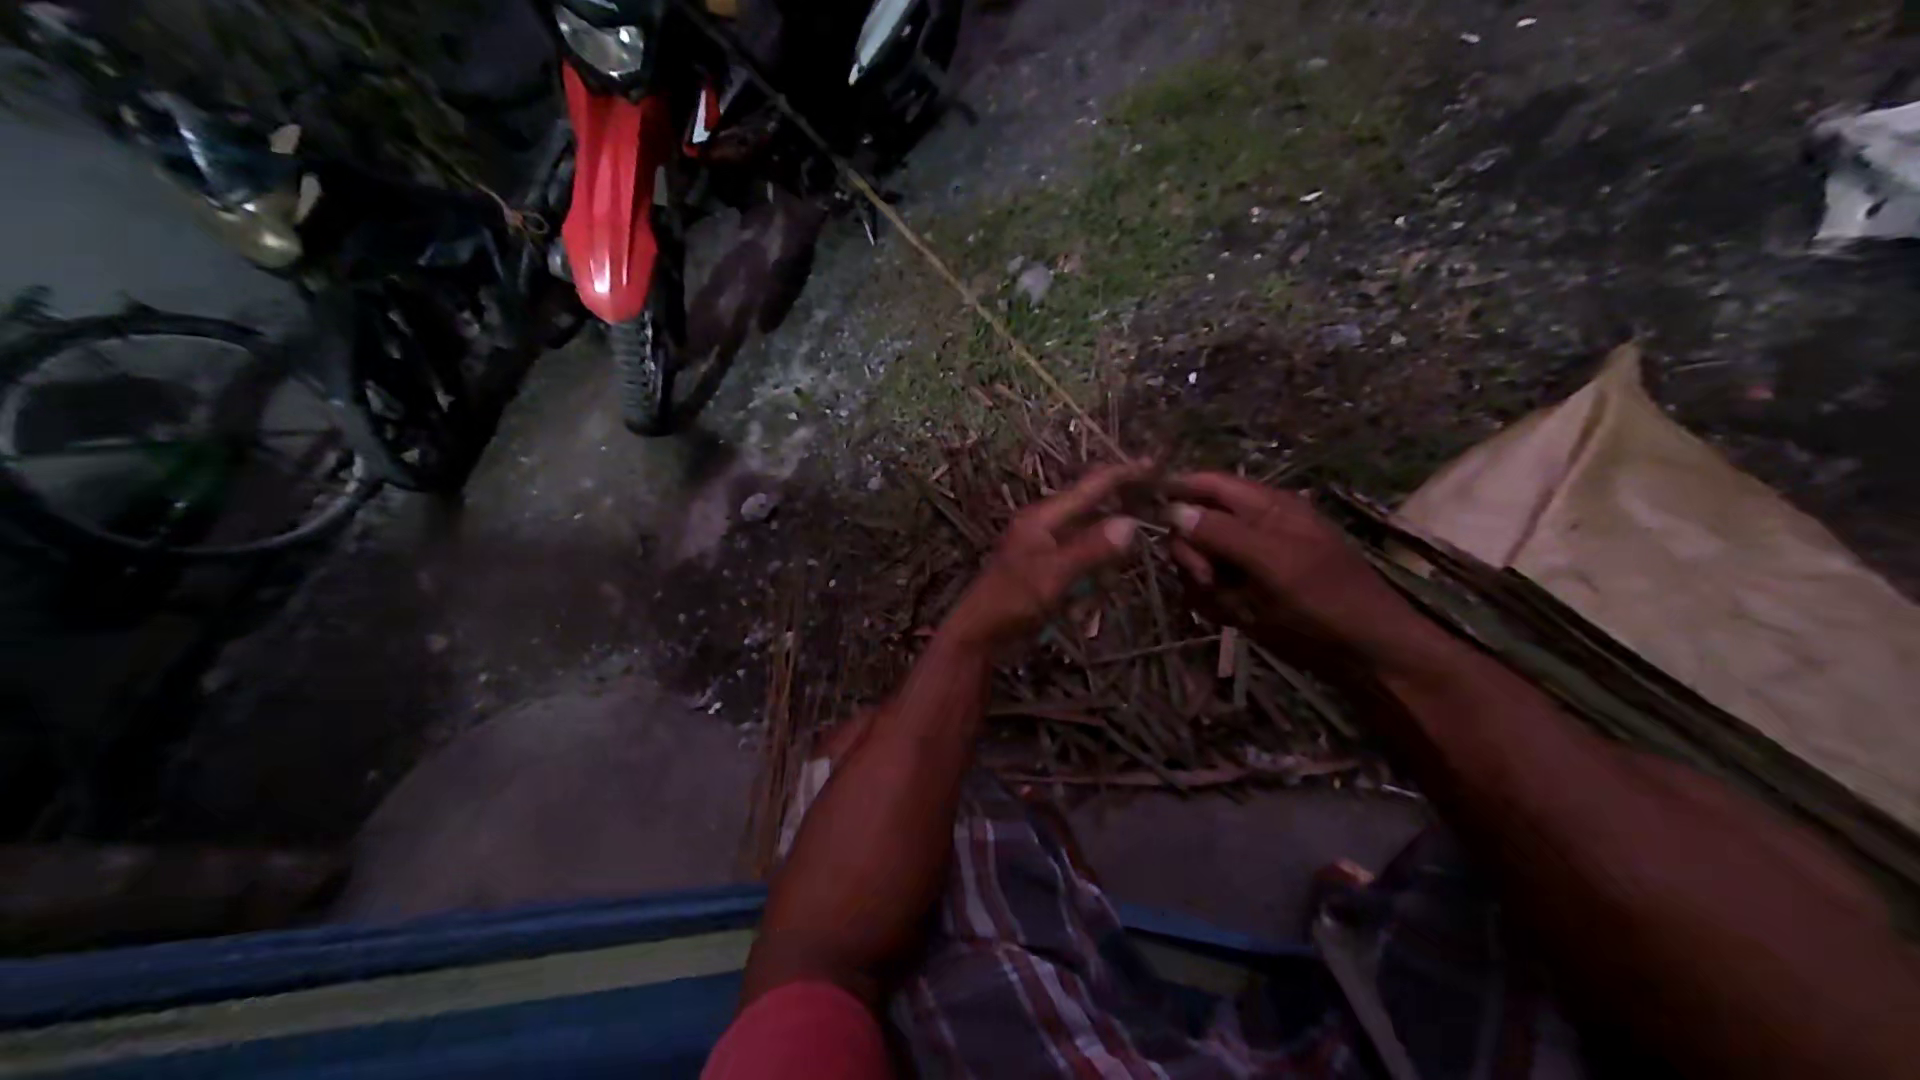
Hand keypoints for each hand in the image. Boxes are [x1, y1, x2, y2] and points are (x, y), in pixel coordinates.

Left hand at [938, 464, 1146, 650]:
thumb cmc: (1010, 601)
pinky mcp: (1047, 570)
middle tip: (1153, 512)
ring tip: (1113, 573)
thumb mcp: (1054, 575)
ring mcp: (1045, 547)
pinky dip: (1091, 577)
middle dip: (1119, 514)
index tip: (1155, 465)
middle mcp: (1045, 525)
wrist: (978, 634)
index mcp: (1042, 517)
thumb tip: (1130, 523)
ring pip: (1089, 539)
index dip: (1122, 474)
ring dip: (1104, 557)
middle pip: (1092, 508)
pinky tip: (1090, 598)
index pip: (1090, 487)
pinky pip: (1080, 563)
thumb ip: (1091, 549)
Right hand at [1166, 472, 1432, 665]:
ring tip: (1230, 603)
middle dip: (1191, 552)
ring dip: (1201, 583)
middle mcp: (1249, 529)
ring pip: (1194, 561)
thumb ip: (1222, 533)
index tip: (1141, 508)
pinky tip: (1234, 617)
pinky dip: (1211, 604)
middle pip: (1192, 525)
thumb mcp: (1276, 561)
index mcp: (1265, 507)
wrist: (1364, 655)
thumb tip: (1173, 510)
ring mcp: (1244, 563)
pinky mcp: (1241, 593)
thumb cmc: (1329, 599)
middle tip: (1210, 578)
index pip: (1208, 484)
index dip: (1176, 490)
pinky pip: (1205, 590)